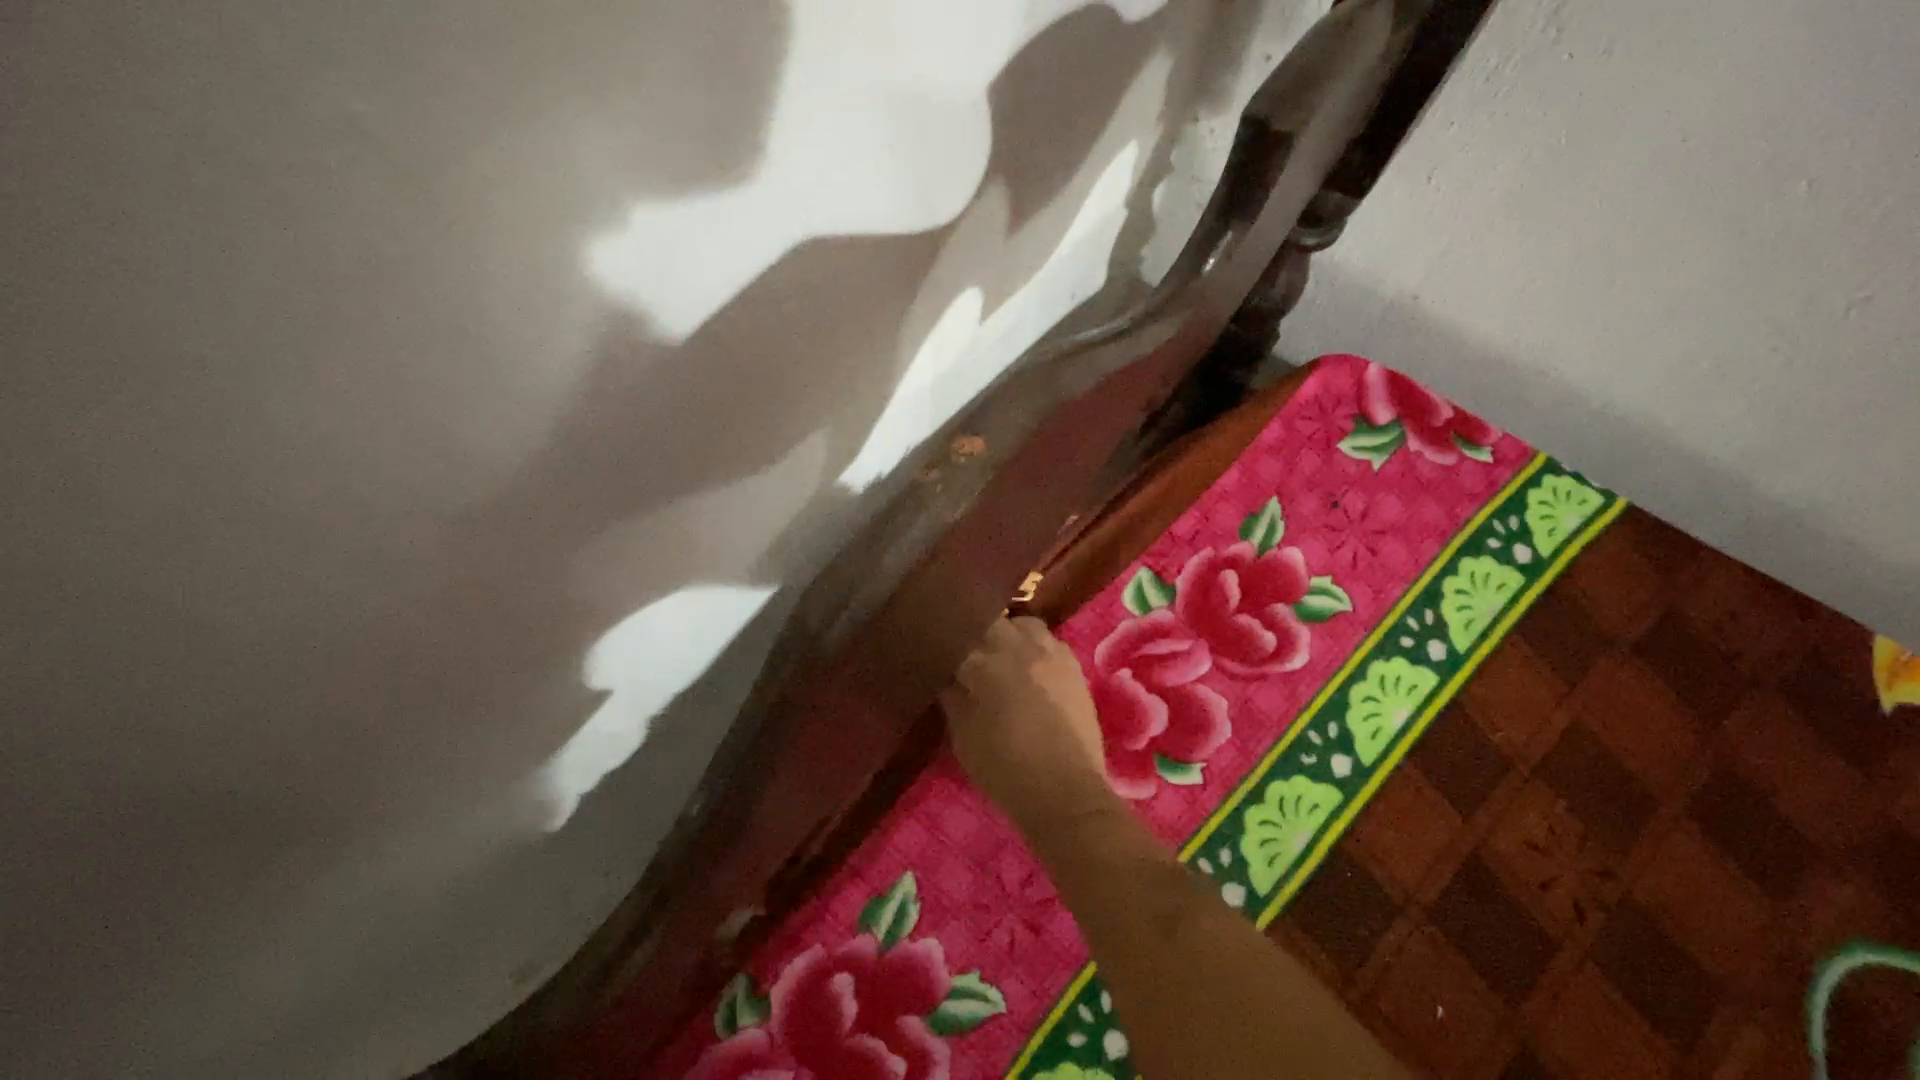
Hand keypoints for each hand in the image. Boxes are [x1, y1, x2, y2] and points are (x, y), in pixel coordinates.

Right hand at [939, 617, 1113, 828]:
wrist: (1065, 793)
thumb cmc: (1005, 771)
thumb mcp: (964, 737)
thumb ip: (952, 697)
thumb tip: (945, 675)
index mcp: (984, 665)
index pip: (954, 637)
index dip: (941, 642)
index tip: (932, 649)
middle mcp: (1018, 648)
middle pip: (987, 621)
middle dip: (972, 633)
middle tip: (964, 654)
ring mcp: (1050, 654)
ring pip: (1022, 624)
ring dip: (1007, 634)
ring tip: (1000, 657)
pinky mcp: (1073, 666)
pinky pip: (1049, 641)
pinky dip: (1034, 647)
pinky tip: (1029, 669)